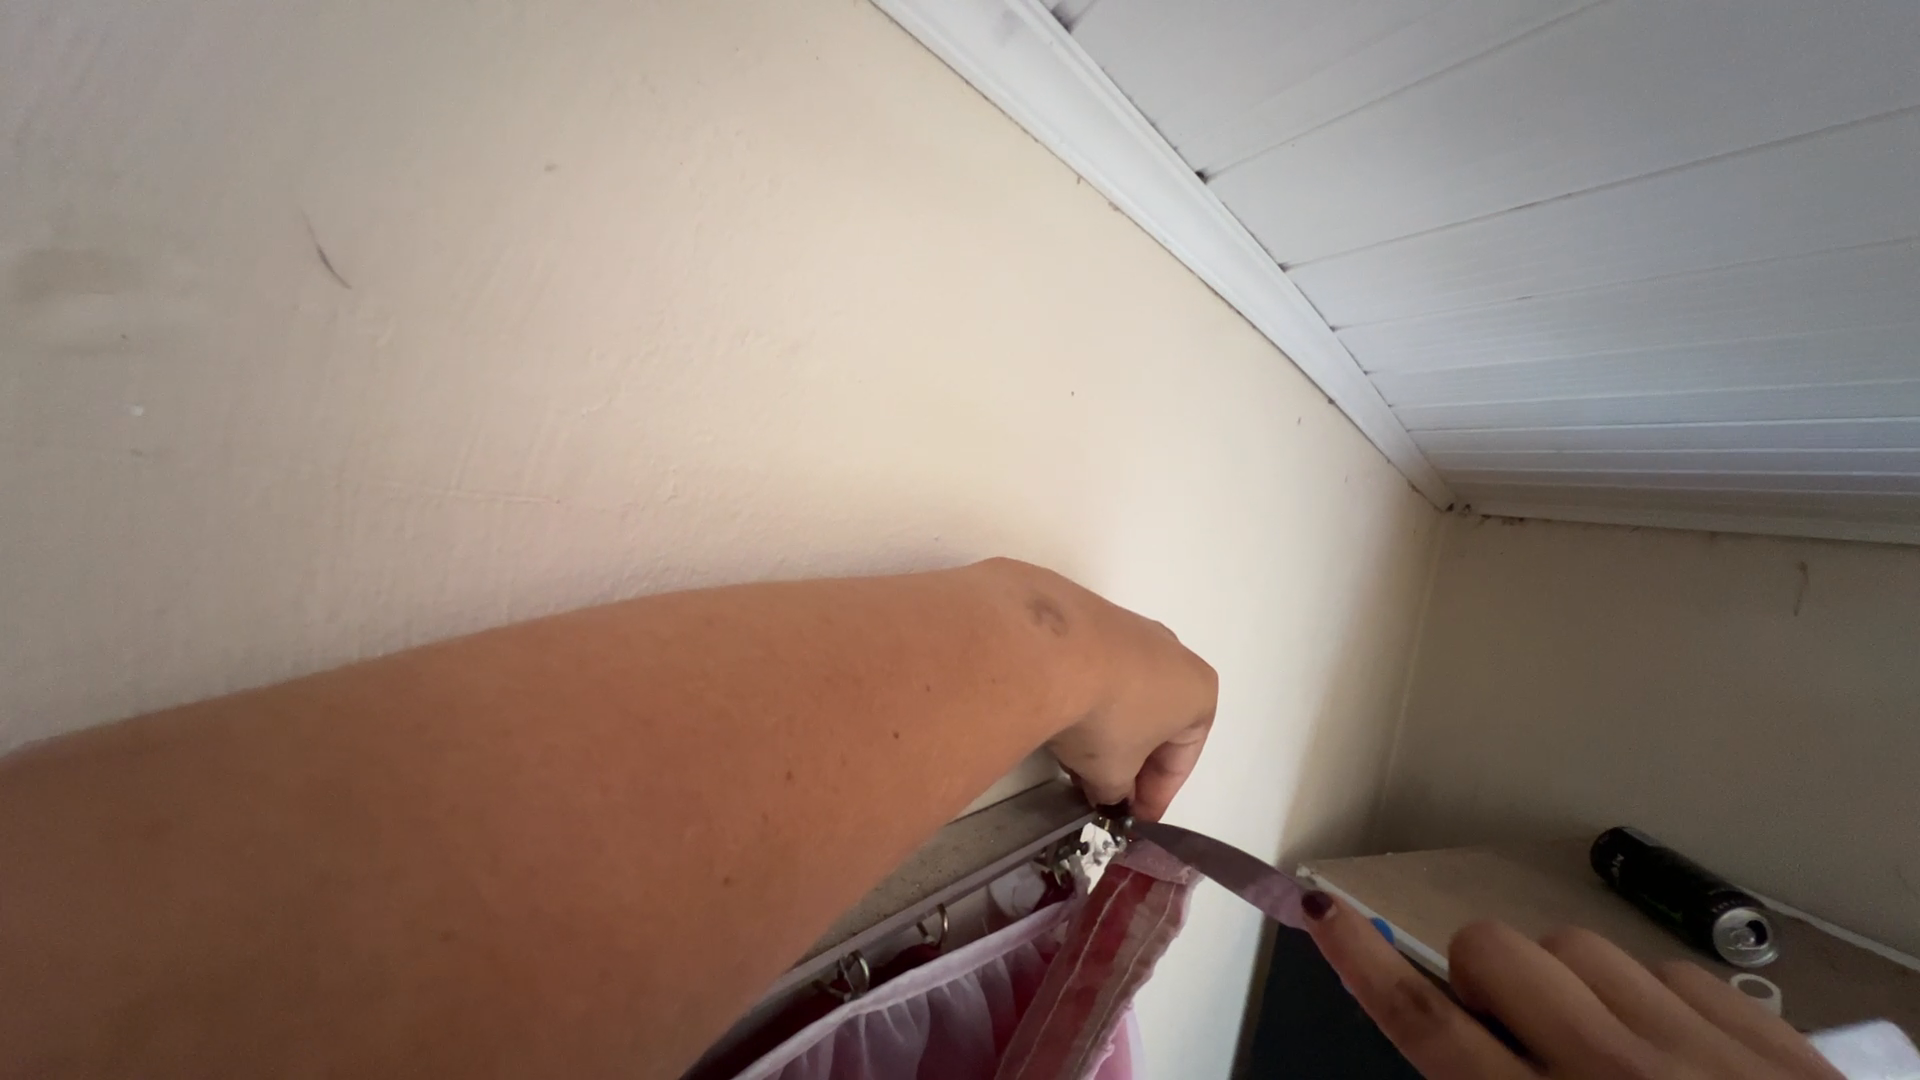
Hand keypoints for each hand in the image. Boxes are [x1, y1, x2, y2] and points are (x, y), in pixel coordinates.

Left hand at [982, 560, 1215, 821]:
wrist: (1049, 649)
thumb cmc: (1104, 716)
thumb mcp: (1113, 772)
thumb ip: (1117, 790)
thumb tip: (1107, 794)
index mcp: (1198, 691)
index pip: (1182, 758)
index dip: (1156, 796)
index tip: (1133, 817)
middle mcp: (1173, 652)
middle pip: (1154, 721)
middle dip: (1129, 760)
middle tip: (1102, 791)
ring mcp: (1130, 627)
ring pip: (1123, 692)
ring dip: (1104, 727)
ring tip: (1074, 758)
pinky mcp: (1089, 615)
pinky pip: (1093, 666)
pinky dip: (1082, 694)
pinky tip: (1057, 716)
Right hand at [1301, 893, 1843, 1079]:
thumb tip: (1453, 1050)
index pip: (1431, 1028)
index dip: (1365, 965)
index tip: (1324, 910)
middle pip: (1493, 953)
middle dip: (1487, 984)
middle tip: (1520, 1042)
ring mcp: (1718, 1060)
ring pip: (1574, 947)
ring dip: (1569, 989)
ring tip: (1612, 1056)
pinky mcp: (1788, 1050)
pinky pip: (1667, 968)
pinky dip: (1653, 1000)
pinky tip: (1688, 1063)